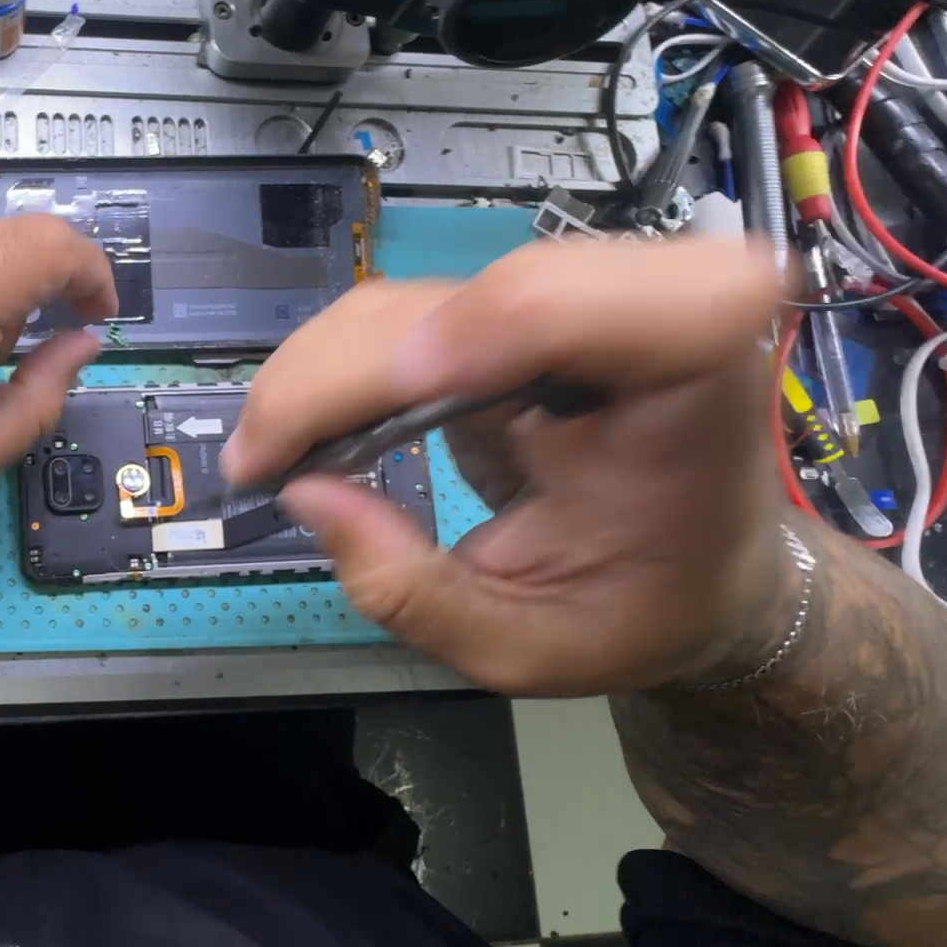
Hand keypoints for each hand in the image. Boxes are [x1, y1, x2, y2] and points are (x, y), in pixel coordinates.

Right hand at [221, 239, 787, 695]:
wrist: (687, 571)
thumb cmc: (633, 610)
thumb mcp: (517, 646)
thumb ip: (408, 590)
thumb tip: (302, 491)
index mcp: (688, 386)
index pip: (583, 303)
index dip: (480, 328)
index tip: (387, 407)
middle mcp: (627, 316)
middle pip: (456, 301)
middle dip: (336, 377)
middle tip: (258, 460)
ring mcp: (550, 309)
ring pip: (400, 303)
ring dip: (312, 373)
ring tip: (265, 452)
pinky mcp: (491, 321)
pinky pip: (387, 321)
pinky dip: (324, 370)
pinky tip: (297, 426)